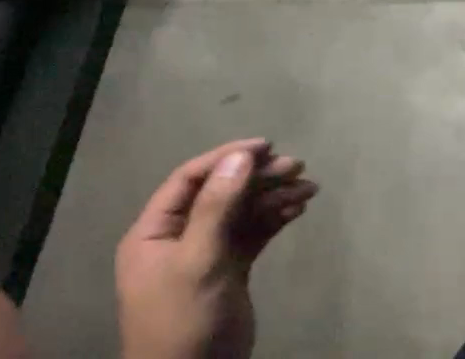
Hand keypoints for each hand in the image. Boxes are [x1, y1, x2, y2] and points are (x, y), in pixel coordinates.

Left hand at [115, 139, 319, 358]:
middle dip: (260, 177)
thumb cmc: (183, 318)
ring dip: (275, 196)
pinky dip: (276, 218)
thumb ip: (217, 206)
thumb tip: (241, 156)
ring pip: (244, 209)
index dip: (227, 157)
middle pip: (223, 191)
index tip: (268, 147)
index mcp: (155, 232)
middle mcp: (179, 237)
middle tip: (297, 167)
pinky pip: (255, 231)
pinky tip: (298, 210)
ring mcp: (206, 252)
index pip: (191, 179)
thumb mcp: (198, 260)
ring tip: (309, 189)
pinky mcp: (231, 267)